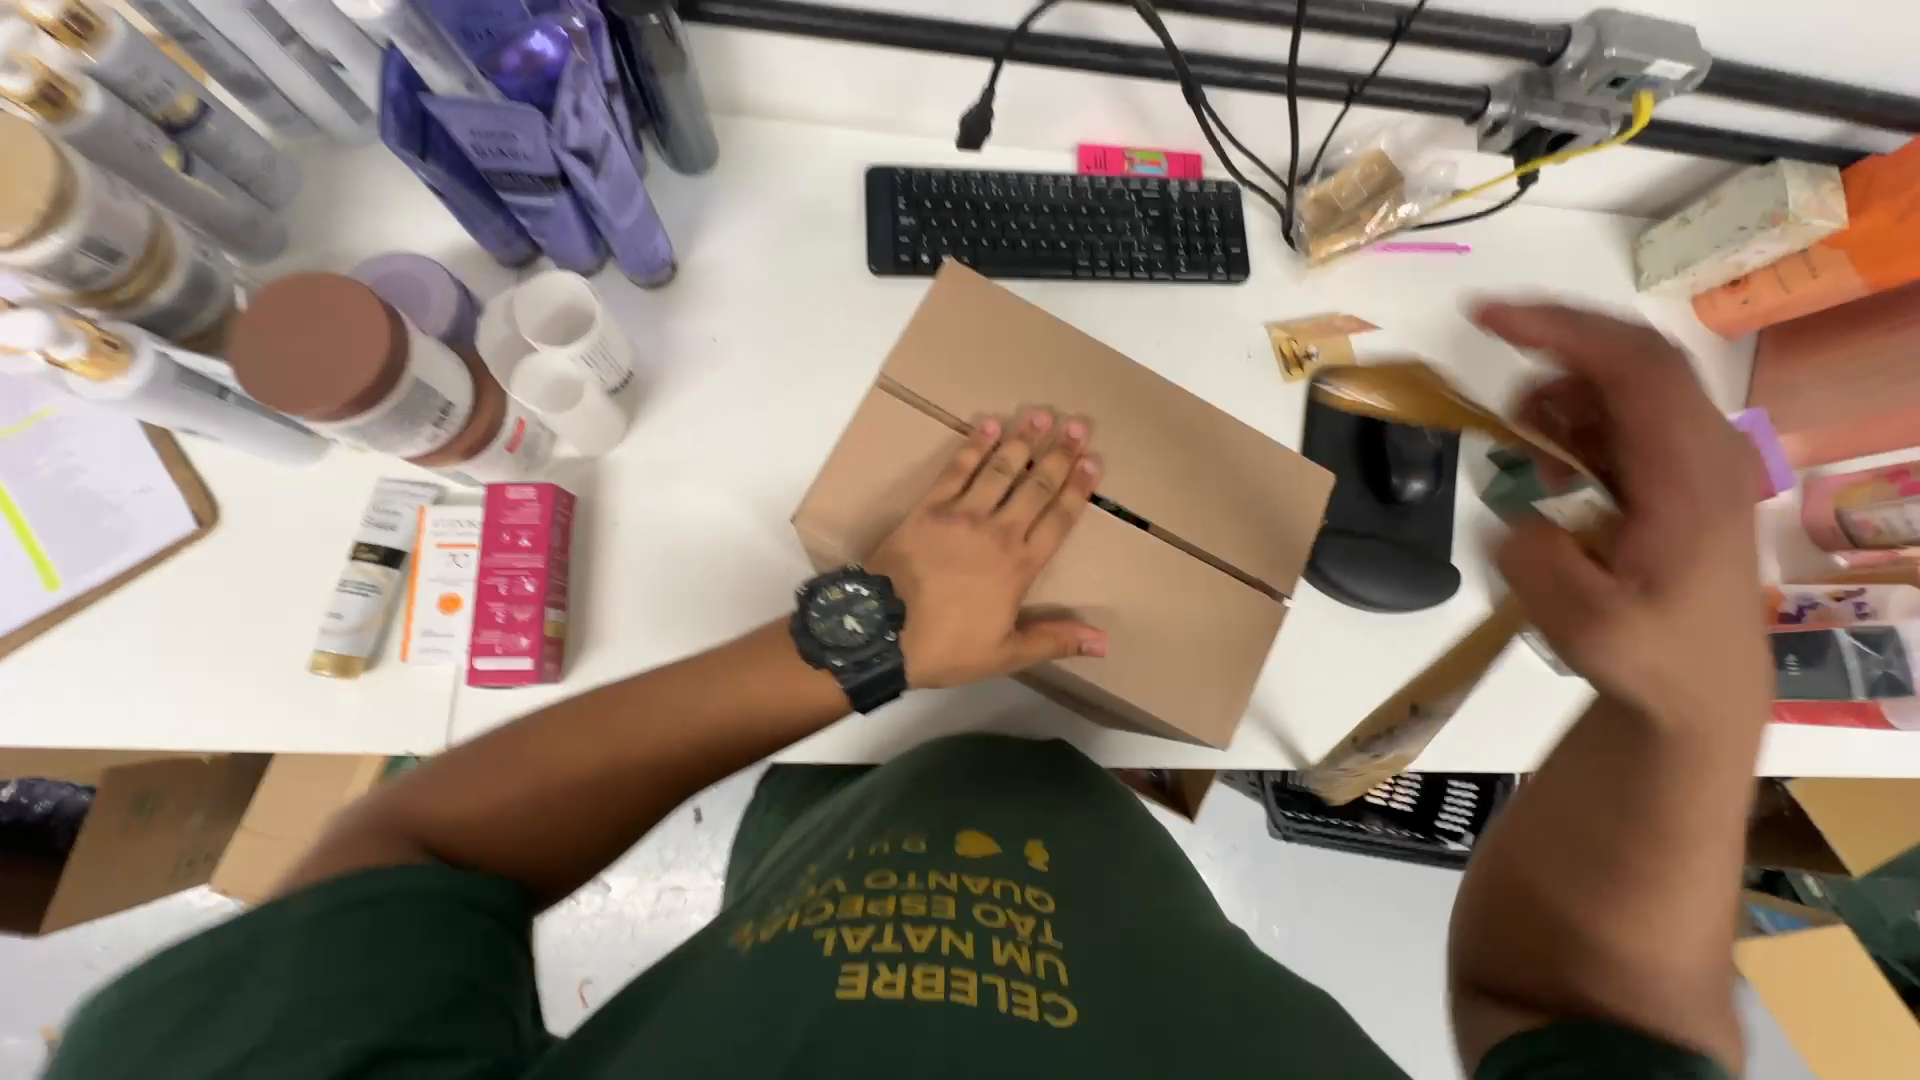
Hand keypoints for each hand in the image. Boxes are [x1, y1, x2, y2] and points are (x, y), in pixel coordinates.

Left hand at [866, 409, 1106, 688]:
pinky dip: (973, 447)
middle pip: (1036, 487)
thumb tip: (1103, 641)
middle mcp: (997, 532)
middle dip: (1059, 455)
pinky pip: (956, 471)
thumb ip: (1053, 640)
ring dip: (1022, 441)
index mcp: (1019, 566)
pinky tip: (988, 425)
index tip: (1093, 462)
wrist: (881, 633)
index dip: (1078, 490)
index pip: (1058, 520)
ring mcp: (961, 516)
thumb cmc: (944, 647)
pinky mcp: (928, 509)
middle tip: (1078, 426)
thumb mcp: (1004, 654)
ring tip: (1041, 415)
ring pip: (1001, 471)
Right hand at [1474, 302, 1768, 725]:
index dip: (1560, 331)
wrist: (1699, 689)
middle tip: (1491, 366)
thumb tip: (1517, 512)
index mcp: (1686, 478)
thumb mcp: (1581, 622)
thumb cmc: (1648, 656)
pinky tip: (1551, 466)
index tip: (1487, 318)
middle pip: (1632, 359)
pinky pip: (1620, 417)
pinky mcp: (1673, 475)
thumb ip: (1535, 557)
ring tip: (1522, 447)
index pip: (1633, 370)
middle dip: (1553, 346)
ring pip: (1622, 385)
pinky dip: (1570, 420)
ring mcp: (1690, 461)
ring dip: (1558, 394)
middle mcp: (1701, 453)